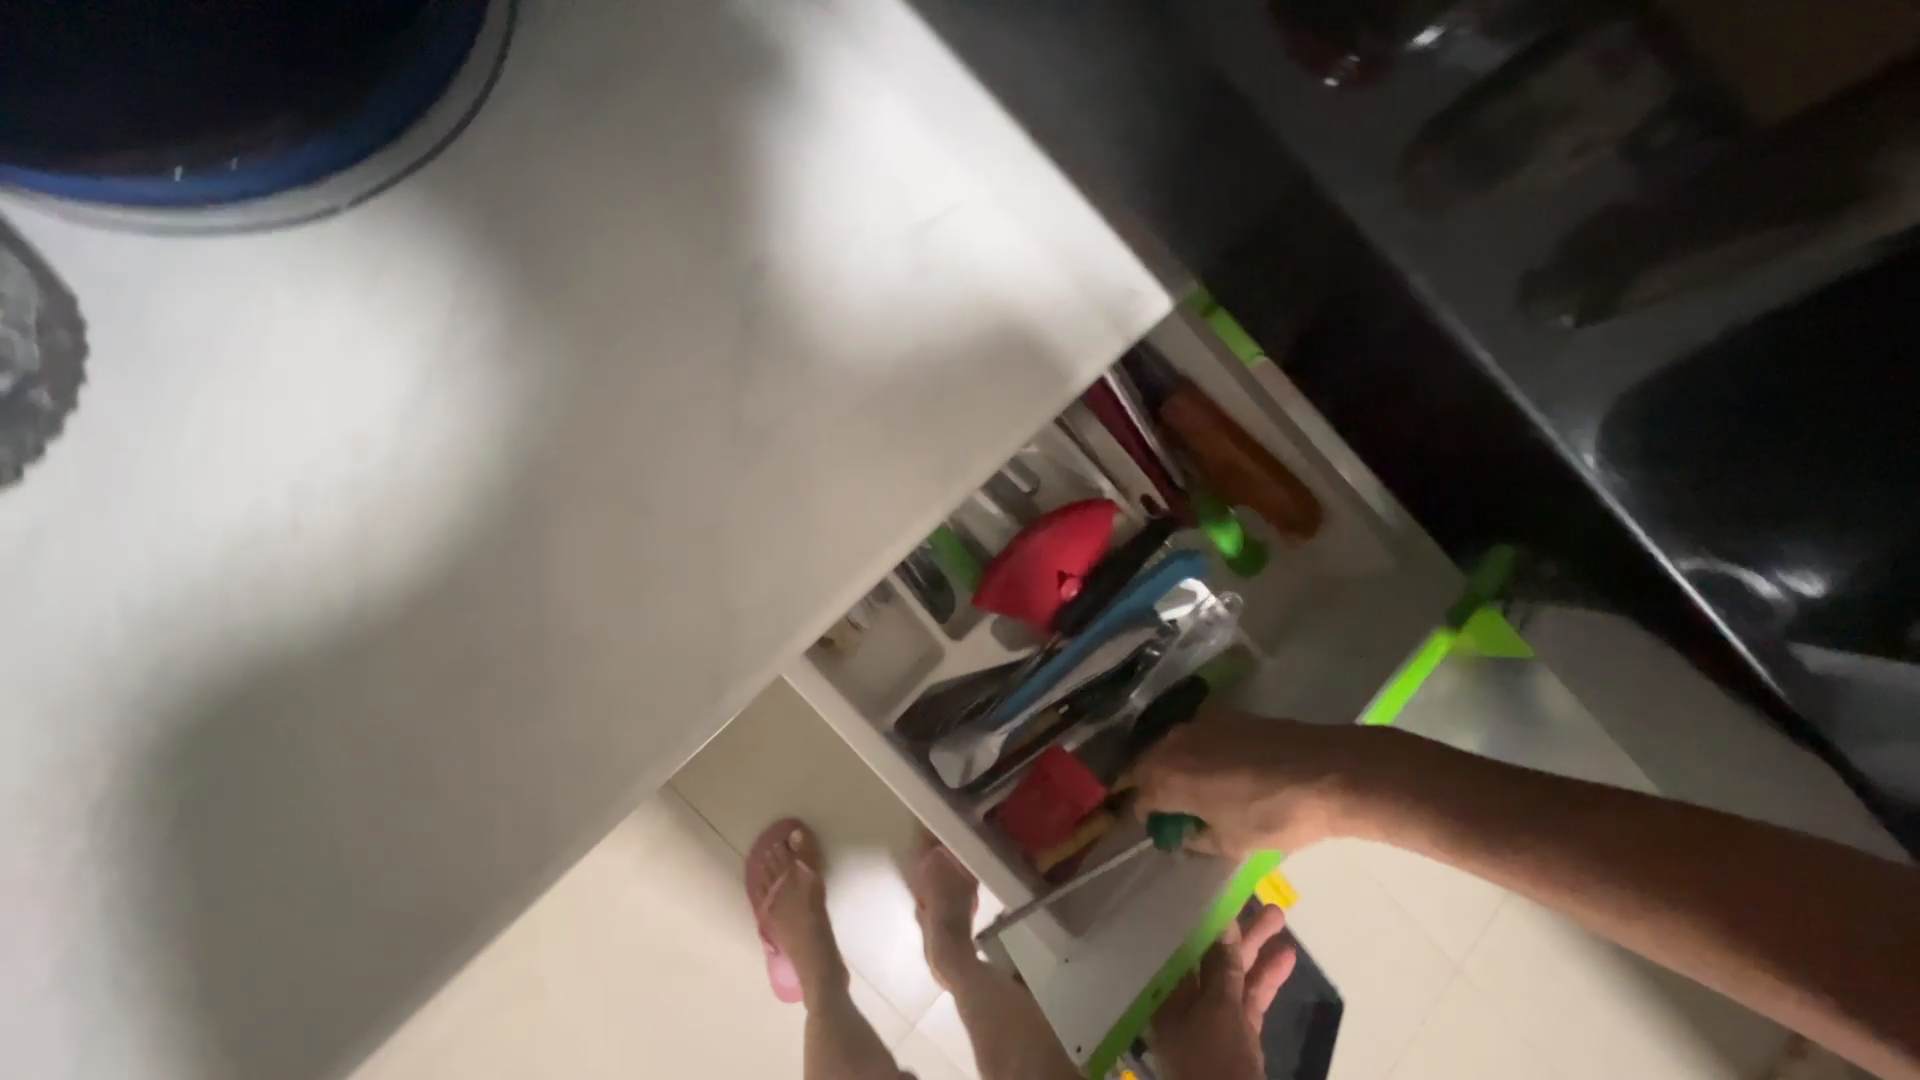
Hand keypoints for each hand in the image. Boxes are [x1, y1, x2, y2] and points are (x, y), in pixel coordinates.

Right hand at [1134, 705, 1377, 857]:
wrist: (1329, 772)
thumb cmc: (1275, 816)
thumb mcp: (1231, 844)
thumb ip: (1196, 838)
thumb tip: (1183, 832)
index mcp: (1166, 777)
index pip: (1140, 800)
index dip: (1151, 820)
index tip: (1168, 833)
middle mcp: (1173, 743)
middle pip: (1149, 767)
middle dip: (1157, 789)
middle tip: (1181, 812)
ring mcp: (1200, 723)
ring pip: (1173, 747)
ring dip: (1177, 767)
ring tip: (1204, 790)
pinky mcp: (1227, 714)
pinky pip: (1200, 736)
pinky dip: (1202, 752)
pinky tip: (1228, 769)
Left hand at [1151, 904, 1298, 1079]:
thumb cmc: (1215, 1061)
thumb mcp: (1219, 1009)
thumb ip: (1222, 966)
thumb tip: (1224, 924)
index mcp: (1165, 994)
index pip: (1178, 944)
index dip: (1198, 917)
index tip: (1216, 890)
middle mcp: (1183, 1003)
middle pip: (1209, 957)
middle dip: (1236, 931)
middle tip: (1257, 898)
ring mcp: (1211, 1020)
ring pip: (1233, 976)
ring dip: (1255, 950)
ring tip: (1280, 917)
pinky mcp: (1236, 1037)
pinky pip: (1248, 1000)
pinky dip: (1265, 980)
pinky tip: (1287, 957)